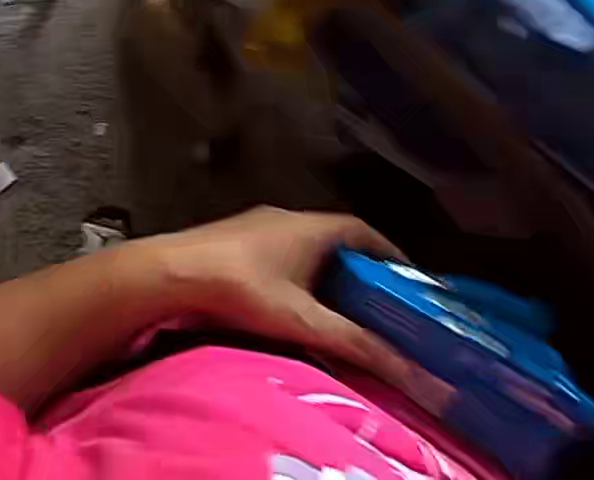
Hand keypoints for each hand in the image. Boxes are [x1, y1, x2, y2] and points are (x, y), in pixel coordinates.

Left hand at [133, 207, 438, 394]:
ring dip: (328, 271)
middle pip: (333, 236)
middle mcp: (282, 216)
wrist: (172, 271)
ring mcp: (254, 223)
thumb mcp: (306, 321)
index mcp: (305, 226)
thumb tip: (421, 377)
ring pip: (304, 243)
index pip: (361, 229)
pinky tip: (300, 301)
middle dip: (361, 268)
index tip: (412, 283)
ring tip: (349, 309)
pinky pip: (280, 249)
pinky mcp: (233, 237)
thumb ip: (361, 346)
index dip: (390, 253)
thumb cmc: (242, 288)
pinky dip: (300, 271)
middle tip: (386, 305)